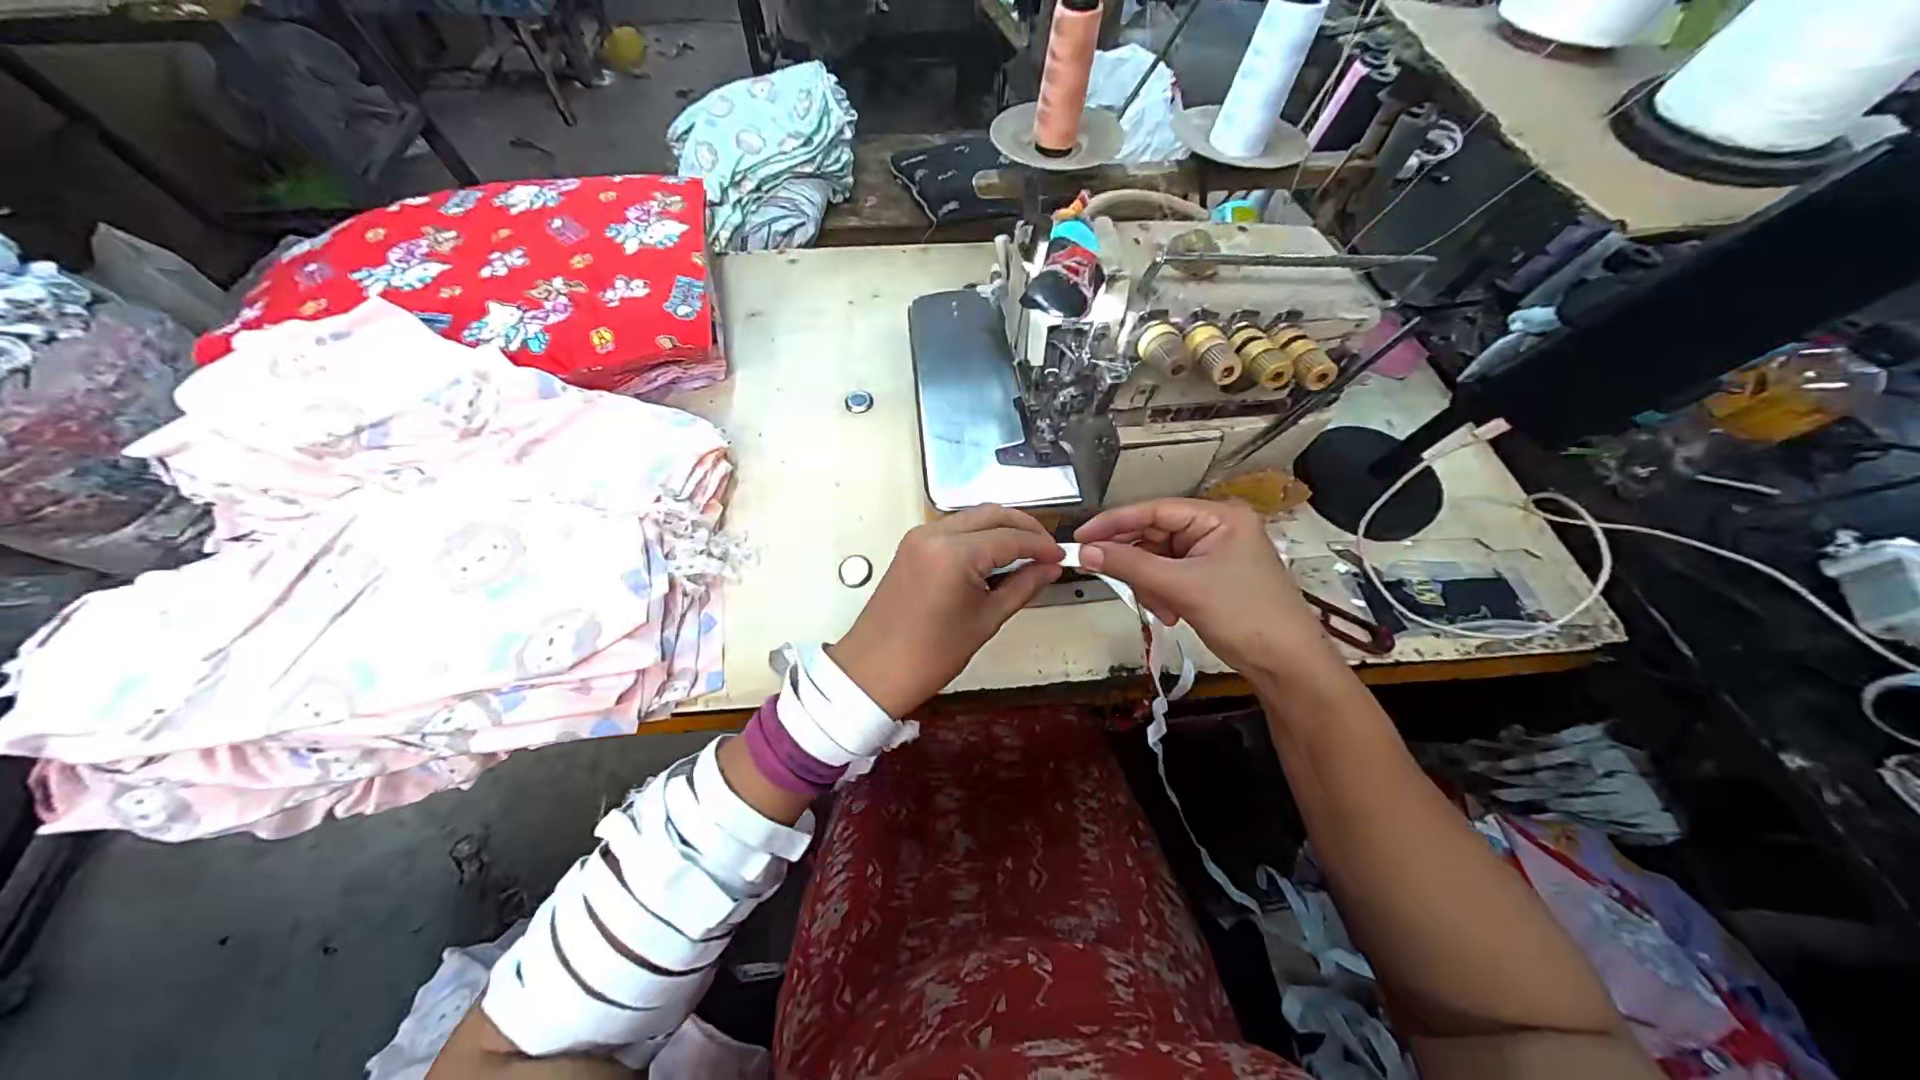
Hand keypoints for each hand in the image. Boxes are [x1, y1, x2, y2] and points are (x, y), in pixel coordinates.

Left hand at [829, 505, 1063, 716]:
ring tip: (1025, 556)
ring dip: (1001, 530)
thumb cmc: (927, 655)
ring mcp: (918, 537)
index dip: (1040, 546)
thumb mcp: (986, 620)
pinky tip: (995, 557)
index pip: (1010, 537)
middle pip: (992, 514)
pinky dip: (978, 536)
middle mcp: (933, 535)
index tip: (1059, 557)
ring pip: (972, 517)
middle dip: (1024, 529)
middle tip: (1047, 551)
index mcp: (953, 553)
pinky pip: (953, 529)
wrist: (874, 671)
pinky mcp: (911, 546)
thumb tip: (1048, 569)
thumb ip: (1022, 586)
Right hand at [1075, 498, 1329, 674]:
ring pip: (1158, 560)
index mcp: (1220, 517)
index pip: (1155, 510)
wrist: (1286, 664)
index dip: (1115, 522)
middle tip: (1102, 572)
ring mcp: (1213, 555)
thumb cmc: (1246, 616)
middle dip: (1136, 562)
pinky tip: (1171, 613)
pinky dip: (1162, 594)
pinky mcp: (1209, 579)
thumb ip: (1130, 565)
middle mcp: (1216, 530)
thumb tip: (1087, 552)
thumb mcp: (1182, 586)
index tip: (1082, 536)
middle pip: (1155, 535)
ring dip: (1150, 584)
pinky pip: (1169, 577)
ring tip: (1162, 608)